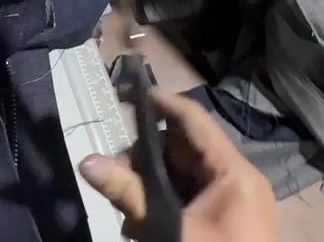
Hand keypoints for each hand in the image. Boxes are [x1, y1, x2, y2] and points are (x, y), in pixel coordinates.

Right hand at [80, 89, 278, 241]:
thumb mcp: (169, 230)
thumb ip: (129, 192)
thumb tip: (86, 162)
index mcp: (235, 174)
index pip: (192, 118)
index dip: (158, 102)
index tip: (122, 95)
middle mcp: (238, 181)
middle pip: (182, 148)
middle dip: (144, 157)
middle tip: (114, 173)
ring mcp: (234, 204)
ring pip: (181, 174)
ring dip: (150, 184)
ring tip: (128, 210)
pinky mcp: (226, 224)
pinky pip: (189, 197)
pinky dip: (164, 202)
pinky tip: (141, 224)